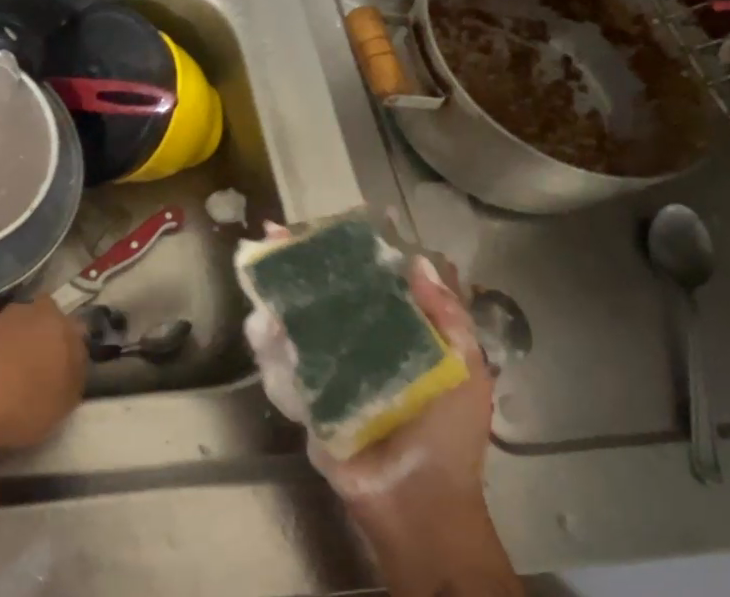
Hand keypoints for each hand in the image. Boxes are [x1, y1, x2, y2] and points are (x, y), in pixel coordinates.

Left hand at [0, 295, 86, 455]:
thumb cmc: (25, 403)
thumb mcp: (67, 400)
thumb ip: (76, 373)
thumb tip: (72, 360)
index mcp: (60, 322)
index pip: (79, 333)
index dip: (76, 354)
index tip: (71, 376)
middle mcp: (31, 311)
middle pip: (48, 323)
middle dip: (49, 341)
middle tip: (47, 374)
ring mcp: (0, 319)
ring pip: (22, 330)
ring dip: (23, 348)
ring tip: (19, 381)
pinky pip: (0, 343)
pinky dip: (1, 357)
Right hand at [246, 231, 493, 517]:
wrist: (416, 500)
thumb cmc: (447, 433)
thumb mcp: (464, 367)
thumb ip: (444, 315)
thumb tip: (417, 260)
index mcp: (395, 332)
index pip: (366, 281)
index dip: (345, 253)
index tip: (325, 227)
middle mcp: (355, 343)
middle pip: (320, 294)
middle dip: (294, 265)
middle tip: (273, 237)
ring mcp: (324, 368)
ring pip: (290, 322)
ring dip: (274, 298)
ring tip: (265, 281)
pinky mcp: (301, 395)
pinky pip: (279, 364)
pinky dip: (269, 346)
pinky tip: (265, 326)